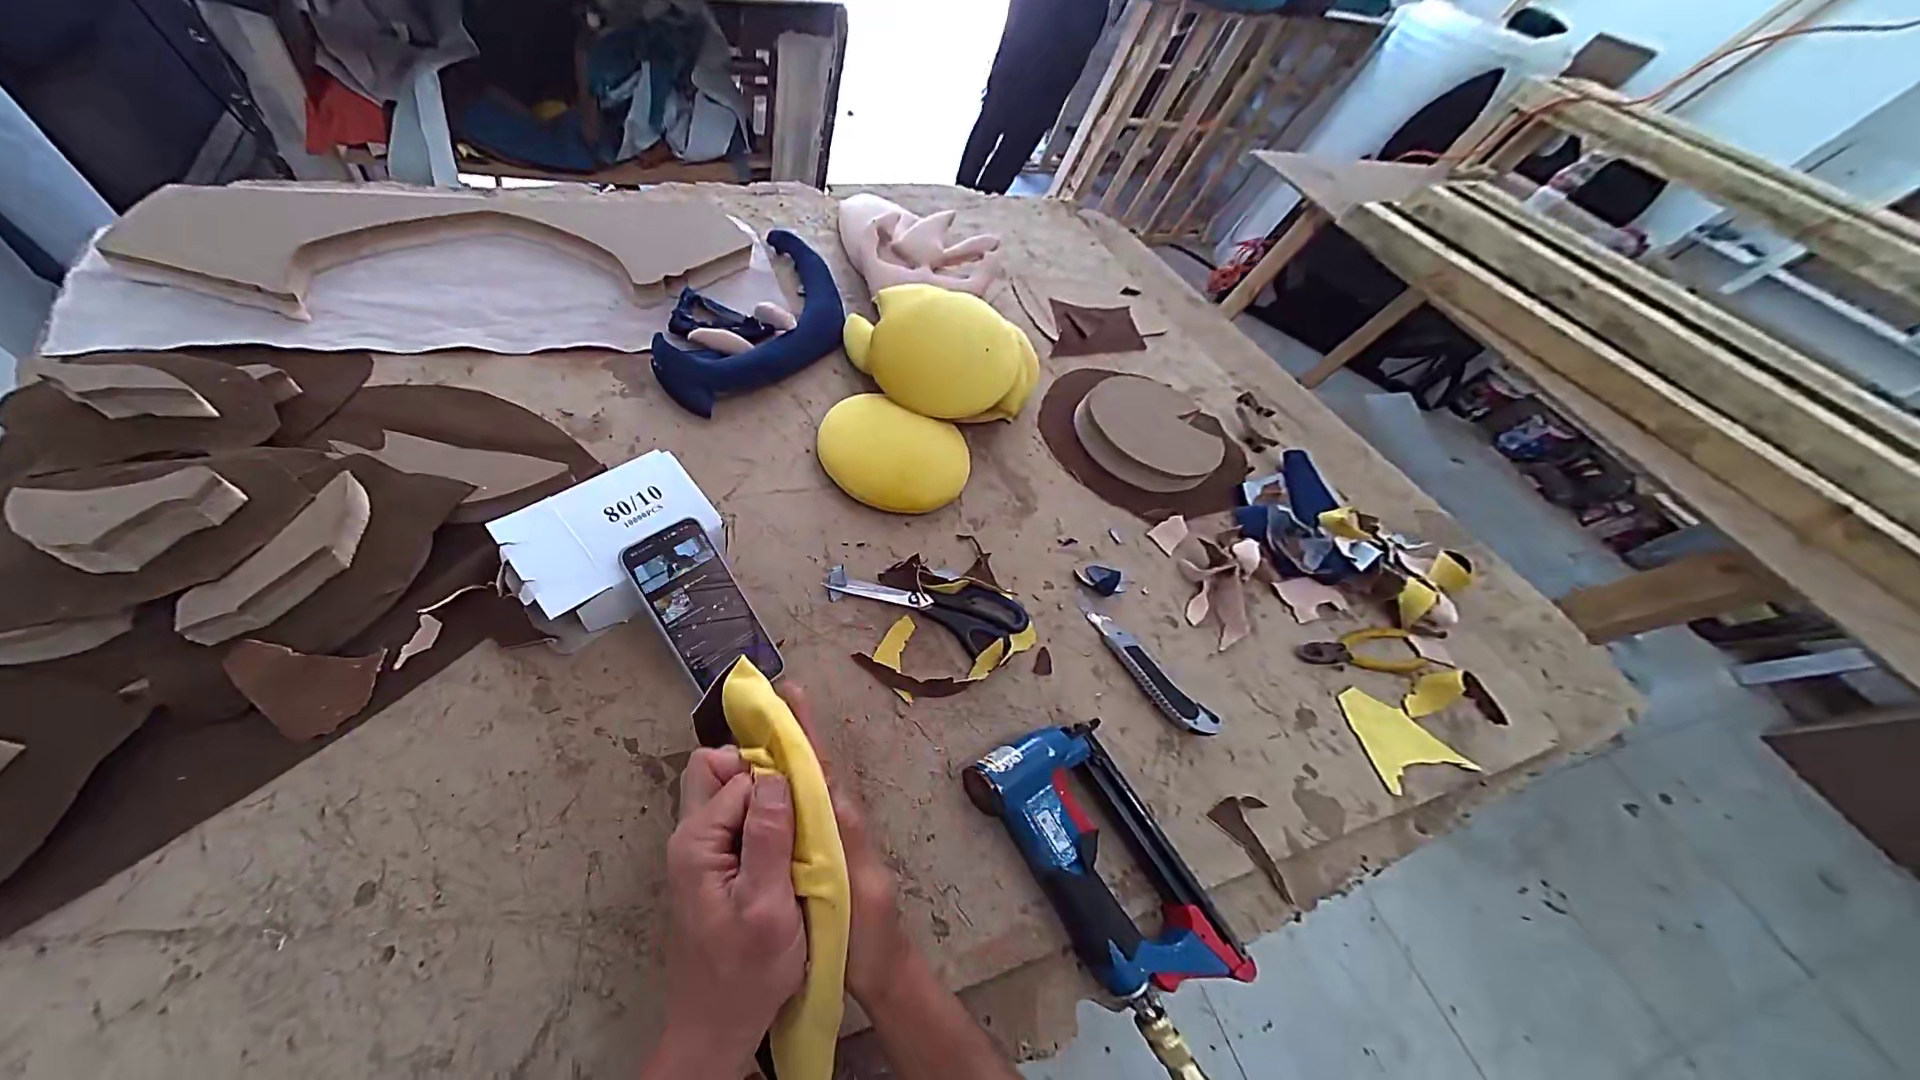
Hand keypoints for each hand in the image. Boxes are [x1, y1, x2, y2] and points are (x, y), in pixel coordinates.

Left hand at [655, 747, 806, 1073]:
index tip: (806, 800)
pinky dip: (759, 814)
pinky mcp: (711, 863)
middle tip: (794, 802)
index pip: (737, 777)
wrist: (718, 1026)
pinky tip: (785, 842)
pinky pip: (732, 814)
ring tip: (795, 822)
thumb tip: (775, 775)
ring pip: (724, 789)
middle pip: (714, 770)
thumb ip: (768, 837)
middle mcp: (689, 836)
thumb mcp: (767, 906)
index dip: (774, 781)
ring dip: (759, 793)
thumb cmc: (747, 972)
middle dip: (756, 771)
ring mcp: (698, 850)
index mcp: (696, 842)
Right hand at [777, 684, 916, 1006]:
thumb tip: (831, 799)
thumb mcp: (860, 888)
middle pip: (809, 766)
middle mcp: (833, 817)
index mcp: (842, 819)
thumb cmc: (868, 932)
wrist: (878, 966)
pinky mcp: (815, 851)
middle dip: (790, 731)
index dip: (803, 730)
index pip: (820, 765)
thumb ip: (848, 843)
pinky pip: (796, 808)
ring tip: (756, 726)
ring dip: (782, 753)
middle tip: (766, 697)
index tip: (788, 694)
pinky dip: (779, 787)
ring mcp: (825, 832)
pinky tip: (759, 784)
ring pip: (801, 784)